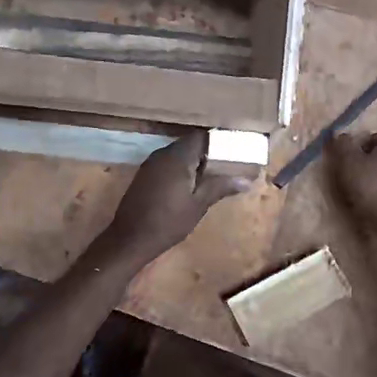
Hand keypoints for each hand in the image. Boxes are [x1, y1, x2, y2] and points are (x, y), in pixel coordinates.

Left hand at [98, 132, 249, 265]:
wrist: (130, 239)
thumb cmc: (168, 222)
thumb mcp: (199, 205)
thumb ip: (220, 187)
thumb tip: (246, 180)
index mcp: (177, 157)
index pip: (201, 137)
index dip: (219, 141)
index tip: (235, 149)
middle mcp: (162, 154)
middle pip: (190, 144)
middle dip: (209, 151)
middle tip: (228, 162)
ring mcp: (151, 164)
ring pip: (178, 153)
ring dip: (195, 161)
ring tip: (214, 173)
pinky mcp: (145, 175)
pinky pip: (168, 163)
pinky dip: (182, 168)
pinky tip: (191, 183)